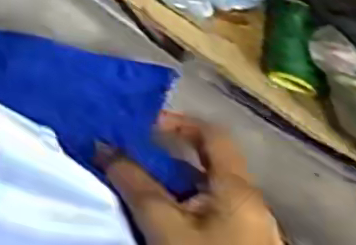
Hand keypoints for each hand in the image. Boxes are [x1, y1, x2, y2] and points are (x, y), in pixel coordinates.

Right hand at [96, 112, 281, 244]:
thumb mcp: (162, 224)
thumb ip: (132, 180)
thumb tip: (102, 145)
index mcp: (240, 191)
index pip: (211, 133)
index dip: (175, 121)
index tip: (140, 128)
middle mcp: (253, 209)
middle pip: (203, 168)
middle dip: (162, 163)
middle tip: (126, 165)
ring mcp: (251, 238)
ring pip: (204, 199)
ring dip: (168, 193)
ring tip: (134, 198)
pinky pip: (209, 224)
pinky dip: (181, 218)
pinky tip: (156, 229)